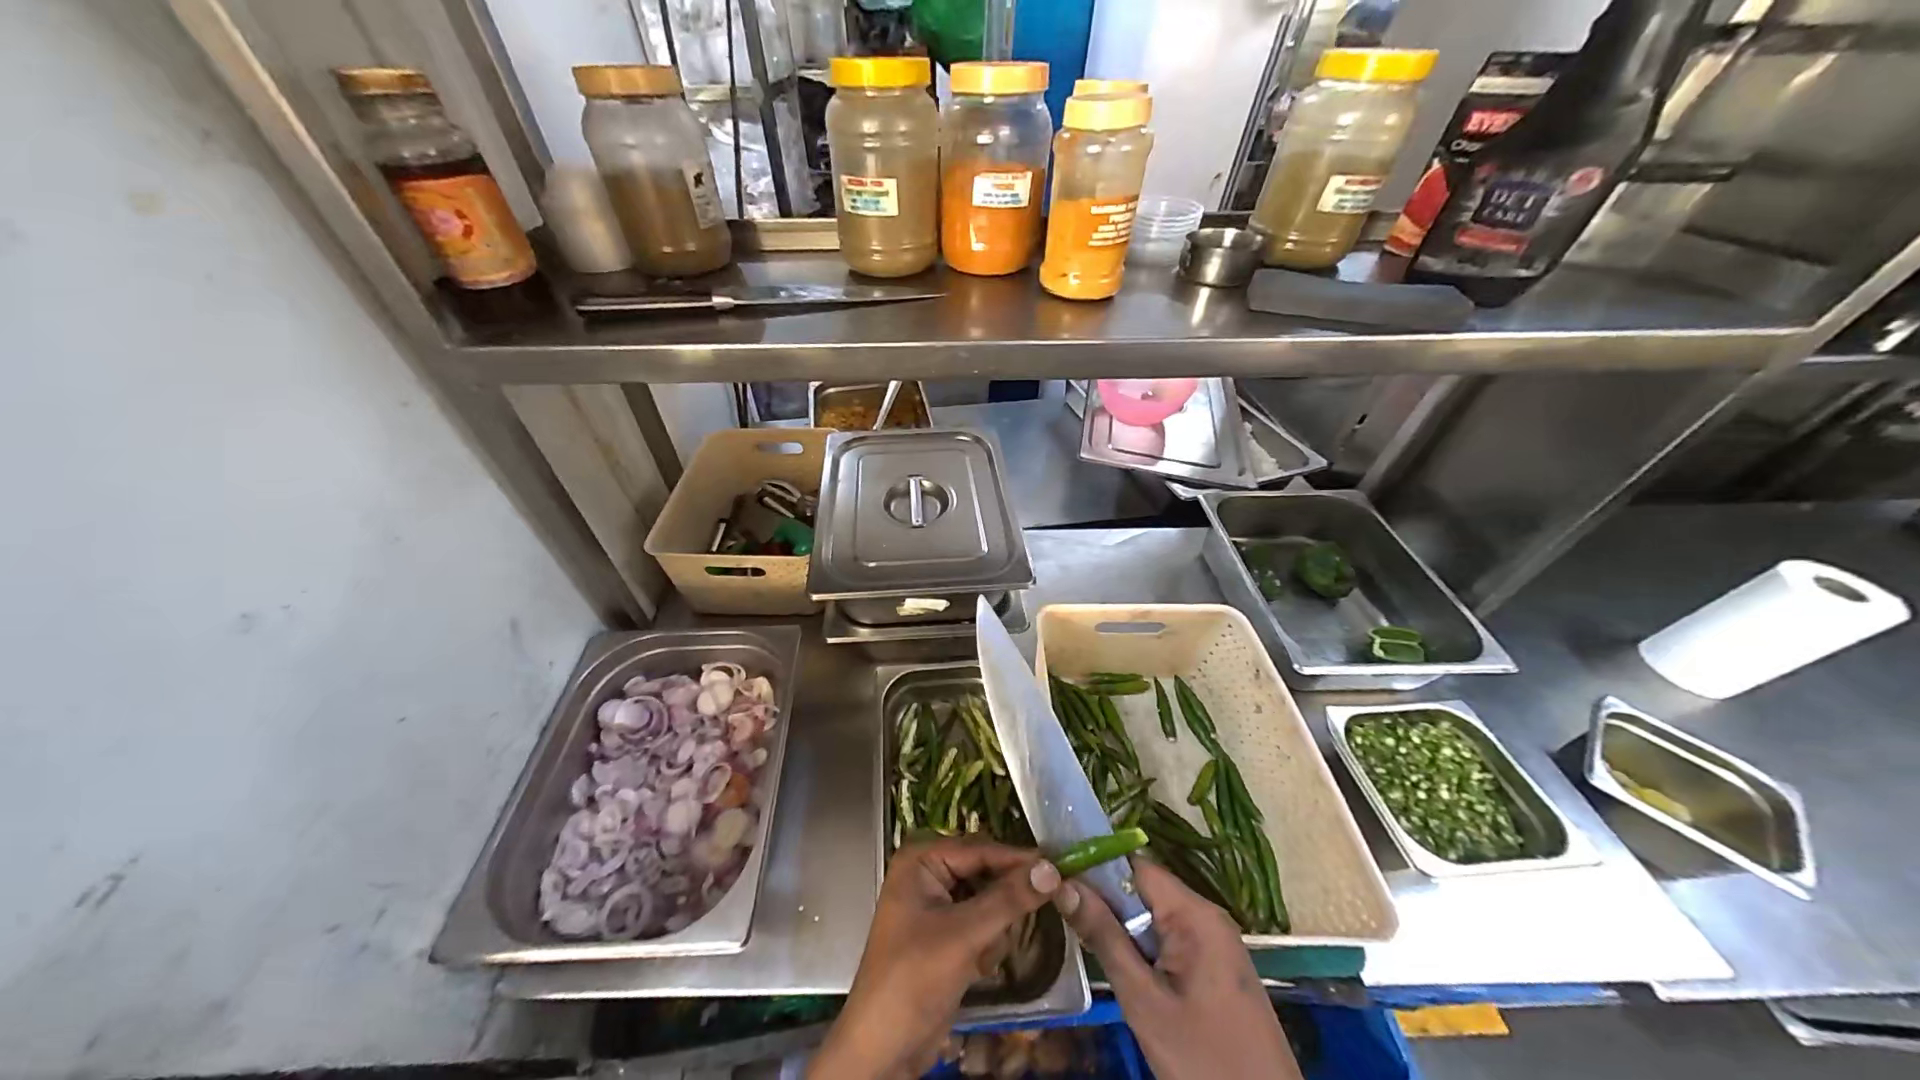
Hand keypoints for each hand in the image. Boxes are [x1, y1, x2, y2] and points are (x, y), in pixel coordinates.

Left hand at [809, 838, 1060, 1078]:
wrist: (885, 1046)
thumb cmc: (914, 979)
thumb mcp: (965, 935)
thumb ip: (1009, 899)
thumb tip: (1051, 869)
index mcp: (921, 860)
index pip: (981, 848)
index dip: (1019, 859)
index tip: (1060, 867)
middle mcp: (927, 874)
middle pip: (986, 872)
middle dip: (1003, 903)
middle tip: (1029, 918)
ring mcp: (936, 904)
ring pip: (989, 900)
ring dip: (995, 929)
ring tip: (984, 956)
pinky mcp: (945, 934)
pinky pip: (982, 924)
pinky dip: (987, 944)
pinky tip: (979, 967)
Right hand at [1055, 857, 1299, 1079]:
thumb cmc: (1202, 1058)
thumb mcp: (1143, 999)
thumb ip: (1104, 937)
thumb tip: (1063, 885)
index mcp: (1195, 914)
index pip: (1135, 866)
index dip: (1095, 867)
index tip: (1056, 876)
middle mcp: (1207, 915)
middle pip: (1144, 888)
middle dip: (1104, 899)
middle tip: (1063, 913)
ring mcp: (1214, 940)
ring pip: (1154, 914)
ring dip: (1120, 924)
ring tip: (1082, 936)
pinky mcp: (1214, 965)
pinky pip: (1169, 936)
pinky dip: (1141, 944)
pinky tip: (1119, 963)